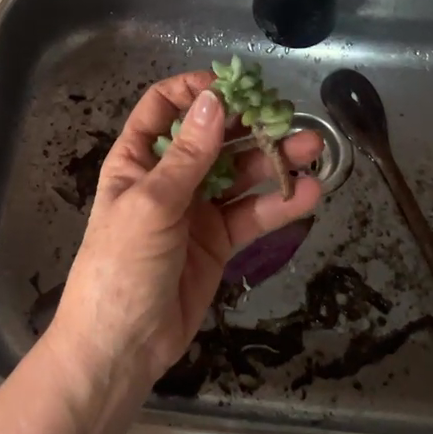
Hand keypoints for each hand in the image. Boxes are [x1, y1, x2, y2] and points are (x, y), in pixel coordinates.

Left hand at [48, 70, 324, 384]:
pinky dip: (278, 204)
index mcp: (138, 157)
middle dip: (248, 124)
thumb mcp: (152, 204)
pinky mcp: (218, 241)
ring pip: (239, 173)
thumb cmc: (121, 264)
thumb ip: (189, 155)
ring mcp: (196, 208)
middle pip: (212, 136)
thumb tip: (214, 99)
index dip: (196, 91)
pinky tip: (308, 193)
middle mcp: (168, 176)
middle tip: (287, 116)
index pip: (165, 106)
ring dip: (273, 159)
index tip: (235, 86)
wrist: (120, 347)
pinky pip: (251, 214)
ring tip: (312, 148)